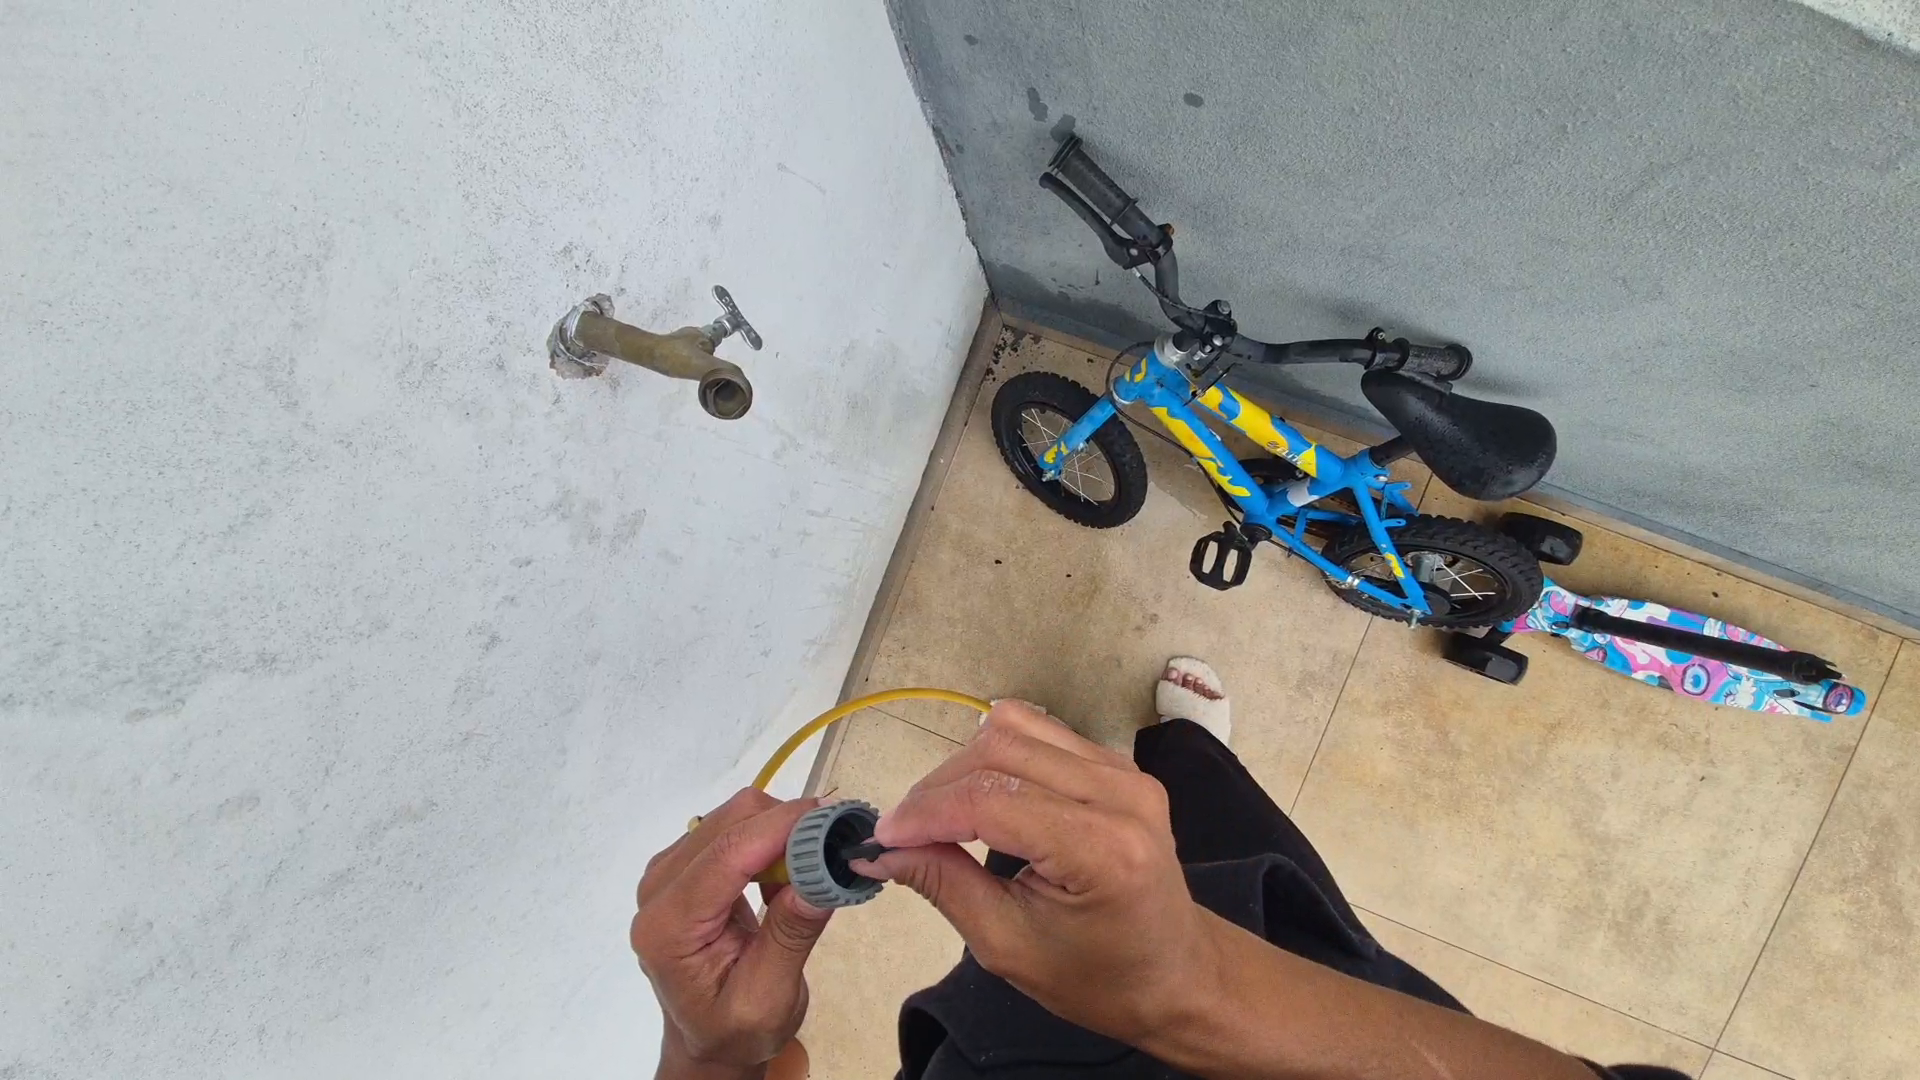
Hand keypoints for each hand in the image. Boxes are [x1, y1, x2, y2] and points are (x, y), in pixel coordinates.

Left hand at [632, 790, 834, 1076]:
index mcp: (670, 926)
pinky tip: (784, 872)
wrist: (707, 1040)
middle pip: (732, 821)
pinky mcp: (687, 861)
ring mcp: (669, 869)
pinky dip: (771, 835)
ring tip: (810, 867)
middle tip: (832, 846)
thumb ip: (790, 936)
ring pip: (737, 813)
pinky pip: (737, 823)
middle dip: (787, 824)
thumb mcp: (769, 999)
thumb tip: (821, 875)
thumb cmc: (735, 1028)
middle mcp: (659, 888)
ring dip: (781, 828)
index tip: (834, 818)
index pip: (728, 853)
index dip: (782, 827)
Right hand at [855, 701, 1223, 1046]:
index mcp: (1102, 848)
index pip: (992, 800)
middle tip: (905, 829)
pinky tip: (984, 791)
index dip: (927, 812)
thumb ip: (943, 884)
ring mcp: (1123, 768)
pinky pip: (1041, 731)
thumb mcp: (1009, 948)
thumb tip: (881, 848)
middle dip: (939, 785)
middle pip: (1000, 750)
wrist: (1179, 972)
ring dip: (964, 763)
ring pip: (1016, 727)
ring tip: (942, 810)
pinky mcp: (1117, 762)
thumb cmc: (1098, 978)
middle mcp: (1119, 791)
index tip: (882, 836)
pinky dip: (997, 754)